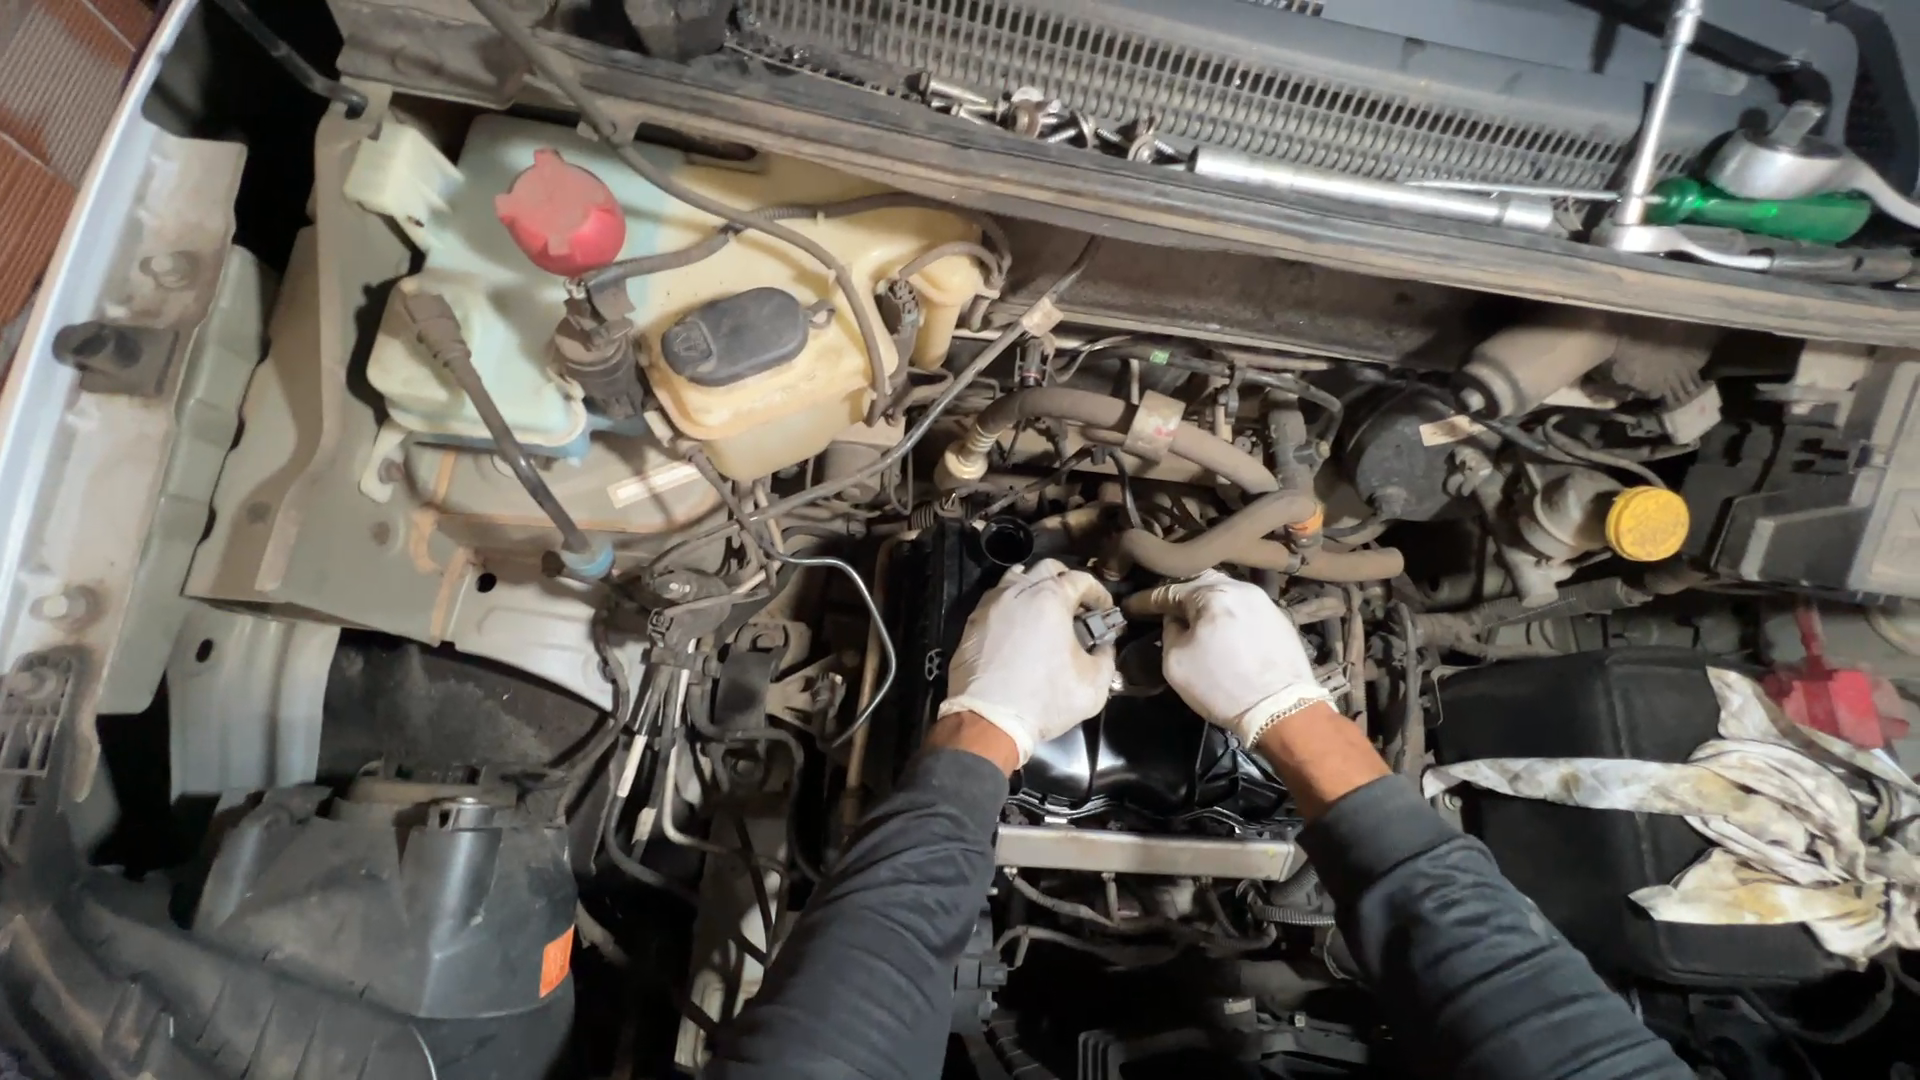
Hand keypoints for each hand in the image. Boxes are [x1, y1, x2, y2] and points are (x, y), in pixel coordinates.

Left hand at [938, 558, 1117, 765]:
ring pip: (1017, 578)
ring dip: (1036, 586)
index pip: (1080, 579)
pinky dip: (1013, 603)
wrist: (988, 720)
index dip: (1098, 592)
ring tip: (1046, 610)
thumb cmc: (1044, 699)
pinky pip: (997, 600)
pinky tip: (1019, 625)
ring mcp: (991, 605)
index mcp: (1050, 599)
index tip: (1104, 610)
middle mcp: (1018, 592)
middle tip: (1078, 606)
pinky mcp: (973, 622)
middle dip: (1067, 581)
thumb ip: (1106, 656)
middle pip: (1047, 568)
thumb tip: (1104, 645)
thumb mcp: (1094, 683)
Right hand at [1138, 570, 1331, 746]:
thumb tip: (1175, 619)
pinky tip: (1220, 627)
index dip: (1146, 600)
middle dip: (1178, 594)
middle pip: (1200, 582)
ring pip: (1224, 592)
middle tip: (1161, 606)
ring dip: (1205, 602)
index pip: (1169, 591)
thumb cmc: (1222, 686)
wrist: (1282, 711)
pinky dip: (1226, 613)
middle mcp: (1240, 588)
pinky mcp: (1279, 619)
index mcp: (1212, 594)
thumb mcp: (1176, 661)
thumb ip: (1170, 630)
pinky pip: (1243, 607)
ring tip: (1190, 615)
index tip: (1130, 606)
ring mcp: (1264, 602)